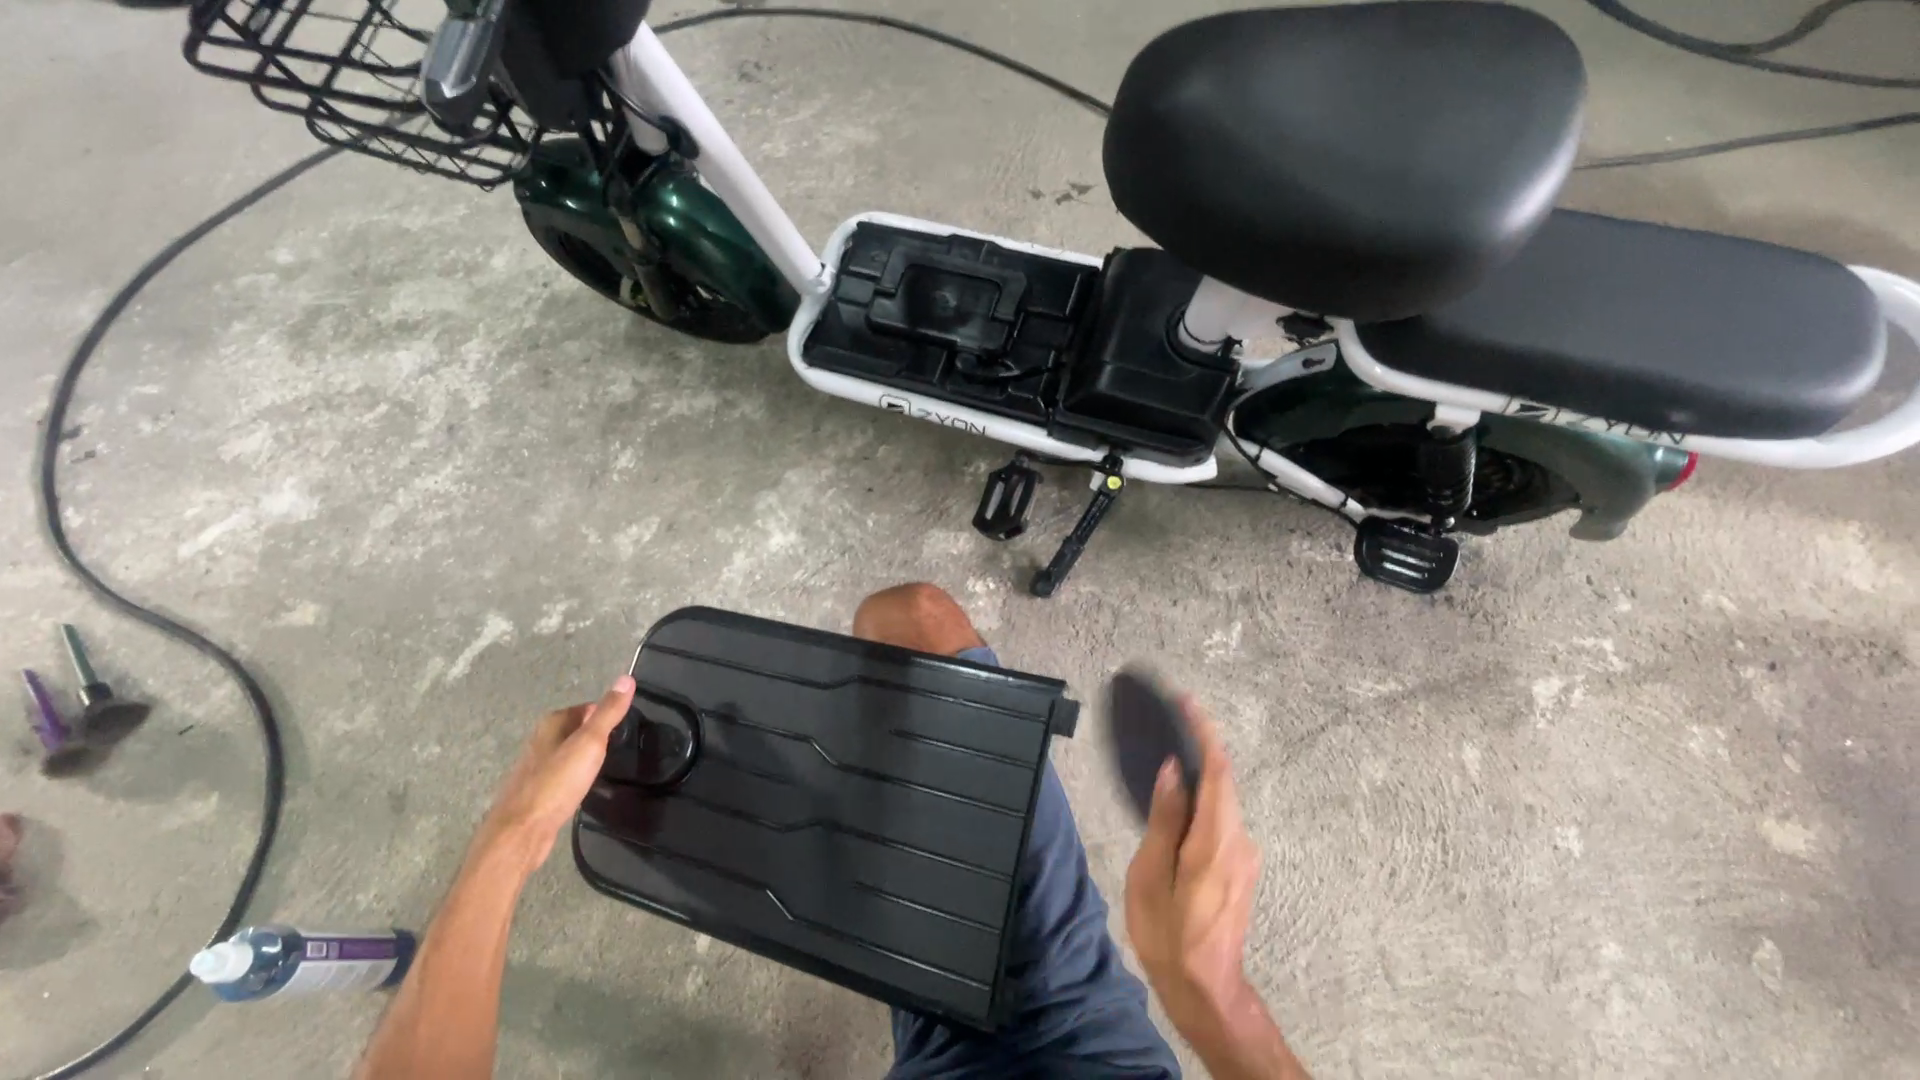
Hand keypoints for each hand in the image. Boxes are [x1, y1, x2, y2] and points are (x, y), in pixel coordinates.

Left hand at [472, 675, 636, 874]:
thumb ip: (608, 713)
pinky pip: (562, 776)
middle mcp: (540, 741)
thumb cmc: (556, 783)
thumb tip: (626, 678)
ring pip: (568, 754)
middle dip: (596, 736)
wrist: (521, 832)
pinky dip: (575, 777)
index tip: (627, 727)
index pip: (586, 708)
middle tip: (622, 746)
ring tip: (607, 767)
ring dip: (586, 758)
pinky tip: (585, 788)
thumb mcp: (590, 743)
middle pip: (576, 730)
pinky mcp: (536, 792)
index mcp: (551, 725)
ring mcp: (536, 768)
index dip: (606, 715)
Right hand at [1124, 697, 1263, 1042]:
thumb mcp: (1151, 876)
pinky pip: (1223, 817)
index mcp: (1215, 843)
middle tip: (1174, 717)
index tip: (1188, 703)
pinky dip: (1205, 798)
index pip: (1217, 773)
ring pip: (1224, 799)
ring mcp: (1246, 855)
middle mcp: (1240, 842)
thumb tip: (1170, 771)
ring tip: (1171, 753)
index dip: (1204, 733)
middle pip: (1224, 781)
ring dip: (1201, 773)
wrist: (1206, 987)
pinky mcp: (1242, 865)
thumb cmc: (1169, 935)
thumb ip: (1165, 820)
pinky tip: (1181, 798)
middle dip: (1202, 746)